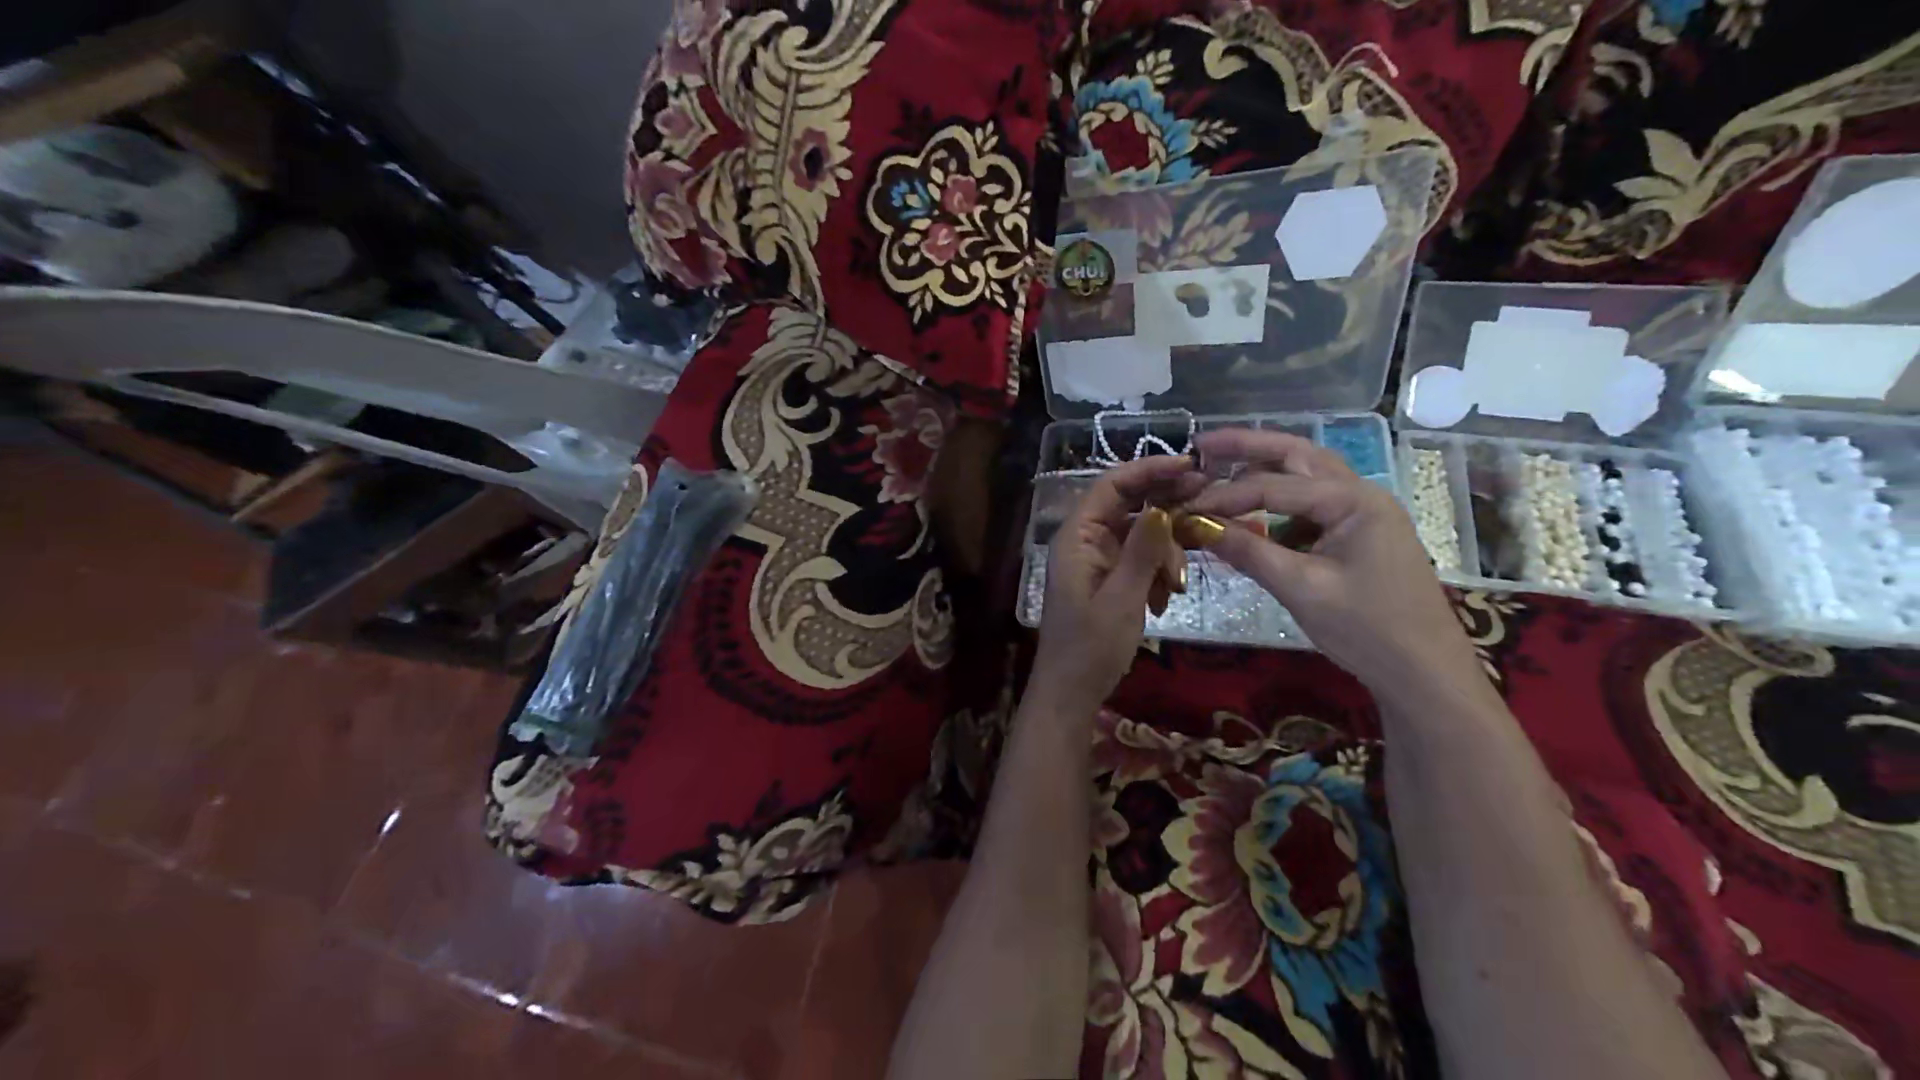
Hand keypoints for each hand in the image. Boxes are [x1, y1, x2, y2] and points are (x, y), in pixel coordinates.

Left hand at [1032, 454, 1200, 715]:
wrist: (1071, 693)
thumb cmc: (1090, 648)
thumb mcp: (1122, 598)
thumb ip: (1141, 550)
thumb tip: (1161, 506)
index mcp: (1076, 537)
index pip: (1111, 485)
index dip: (1149, 469)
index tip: (1191, 466)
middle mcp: (1085, 541)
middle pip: (1129, 505)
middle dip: (1166, 508)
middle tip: (1206, 505)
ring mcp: (1097, 561)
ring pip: (1140, 535)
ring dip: (1164, 553)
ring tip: (1176, 584)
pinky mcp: (1109, 580)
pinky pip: (1140, 561)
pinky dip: (1157, 573)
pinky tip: (1165, 599)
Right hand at [1184, 429, 1478, 691]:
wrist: (1425, 673)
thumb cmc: (1367, 629)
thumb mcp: (1301, 589)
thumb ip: (1248, 551)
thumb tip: (1195, 526)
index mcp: (1353, 501)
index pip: (1274, 485)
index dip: (1224, 495)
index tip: (1183, 507)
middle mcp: (1361, 494)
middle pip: (1297, 456)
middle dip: (1248, 447)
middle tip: (1201, 445)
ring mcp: (1362, 514)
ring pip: (1305, 477)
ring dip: (1263, 470)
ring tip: (1219, 470)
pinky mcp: (1357, 535)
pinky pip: (1310, 507)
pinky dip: (1278, 504)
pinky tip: (1252, 517)